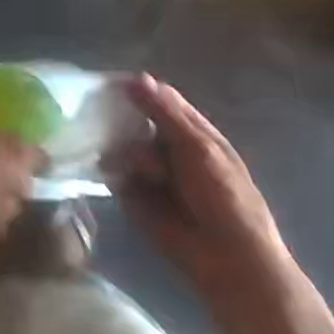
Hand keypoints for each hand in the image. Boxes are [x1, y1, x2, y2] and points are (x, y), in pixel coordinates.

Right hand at [110, 74, 294, 291]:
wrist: (223, 256)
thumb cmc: (223, 197)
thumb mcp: (197, 147)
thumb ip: (164, 113)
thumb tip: (136, 77)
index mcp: (190, 130)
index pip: (158, 99)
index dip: (136, 90)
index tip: (109, 83)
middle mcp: (165, 146)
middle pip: (133, 121)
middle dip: (123, 121)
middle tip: (114, 123)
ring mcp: (147, 170)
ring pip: (121, 146)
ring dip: (130, 155)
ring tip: (150, 174)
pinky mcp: (130, 194)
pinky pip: (113, 173)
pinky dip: (113, 172)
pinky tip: (117, 175)